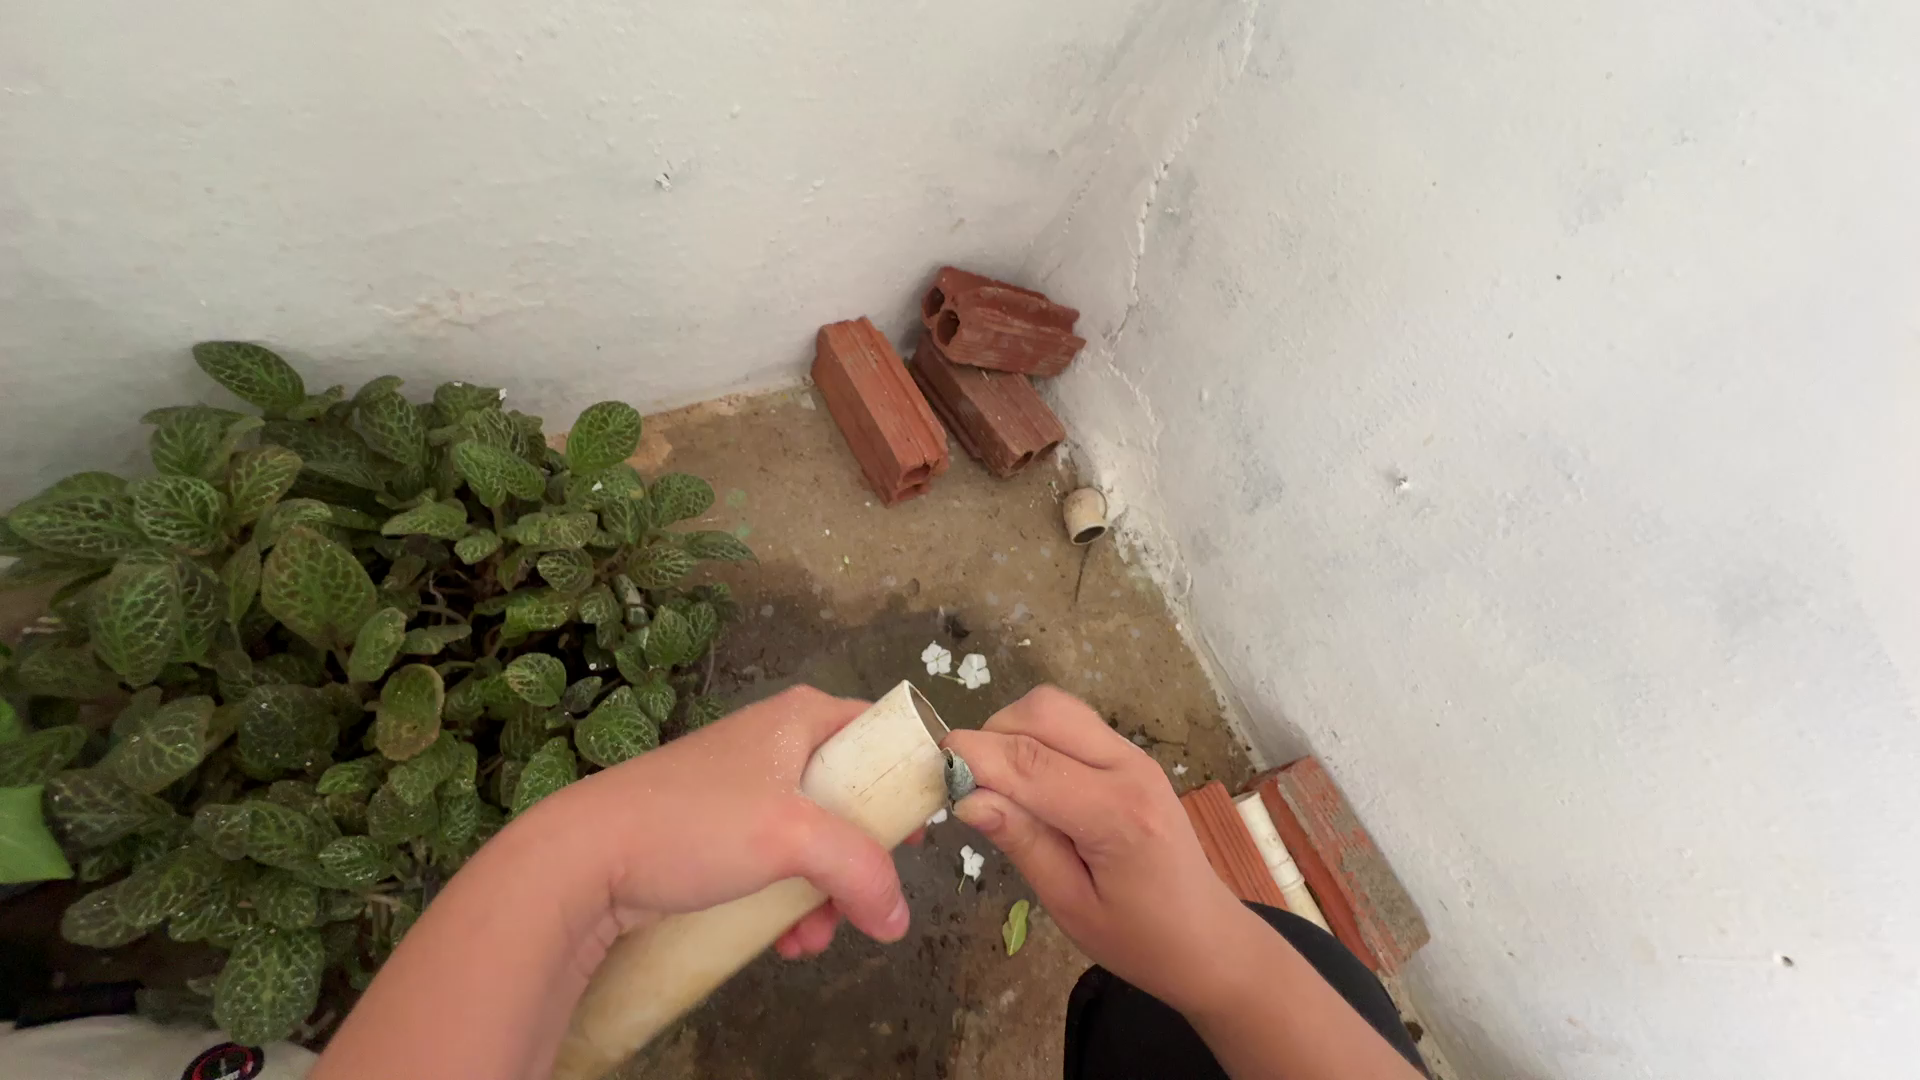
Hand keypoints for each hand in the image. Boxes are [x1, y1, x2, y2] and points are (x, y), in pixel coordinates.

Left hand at [518, 685, 911, 961]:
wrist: (583, 856)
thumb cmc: (698, 821)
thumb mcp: (792, 836)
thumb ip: (859, 869)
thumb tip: (898, 918)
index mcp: (803, 718)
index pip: (879, 732)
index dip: (905, 779)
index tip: (917, 833)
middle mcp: (780, 742)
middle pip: (850, 796)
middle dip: (859, 859)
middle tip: (863, 901)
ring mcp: (747, 785)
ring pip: (814, 836)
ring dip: (824, 891)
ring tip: (810, 940)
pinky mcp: (718, 826)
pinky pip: (776, 857)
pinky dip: (787, 896)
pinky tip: (781, 941)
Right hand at [942, 687, 1252, 1012]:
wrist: (1209, 937)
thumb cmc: (1141, 939)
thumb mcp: (1071, 906)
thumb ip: (1022, 842)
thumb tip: (967, 798)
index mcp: (1117, 813)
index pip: (1029, 762)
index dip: (972, 756)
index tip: (933, 768)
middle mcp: (1128, 766)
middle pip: (1043, 711)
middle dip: (992, 735)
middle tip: (970, 783)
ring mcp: (1132, 754)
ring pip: (1055, 707)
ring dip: (1013, 730)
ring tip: (999, 783)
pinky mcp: (1129, 753)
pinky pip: (1070, 722)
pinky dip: (1035, 735)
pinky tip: (1029, 780)